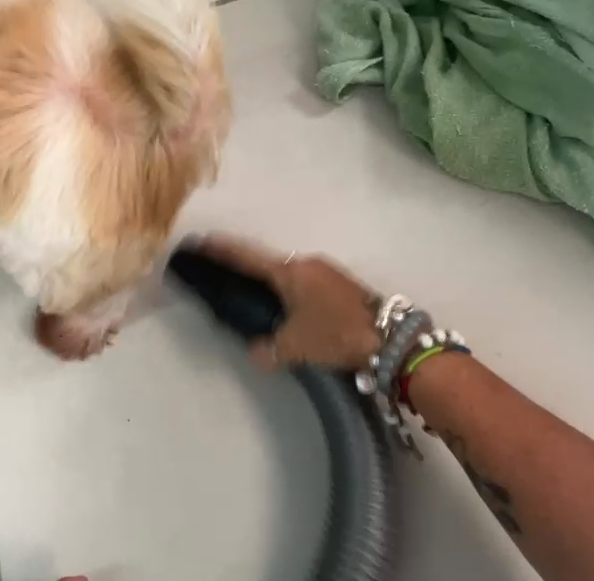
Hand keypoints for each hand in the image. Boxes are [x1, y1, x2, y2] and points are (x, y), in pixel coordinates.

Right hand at [186, 233, 381, 371]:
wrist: (392, 338)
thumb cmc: (335, 333)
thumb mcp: (297, 346)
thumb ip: (269, 349)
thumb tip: (254, 353)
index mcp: (289, 272)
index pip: (247, 257)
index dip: (222, 250)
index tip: (201, 240)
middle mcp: (306, 264)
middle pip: (268, 263)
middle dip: (247, 268)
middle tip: (226, 274)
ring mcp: (326, 271)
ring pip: (289, 273)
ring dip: (272, 283)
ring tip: (258, 297)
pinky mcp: (342, 284)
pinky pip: (305, 282)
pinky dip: (291, 291)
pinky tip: (291, 309)